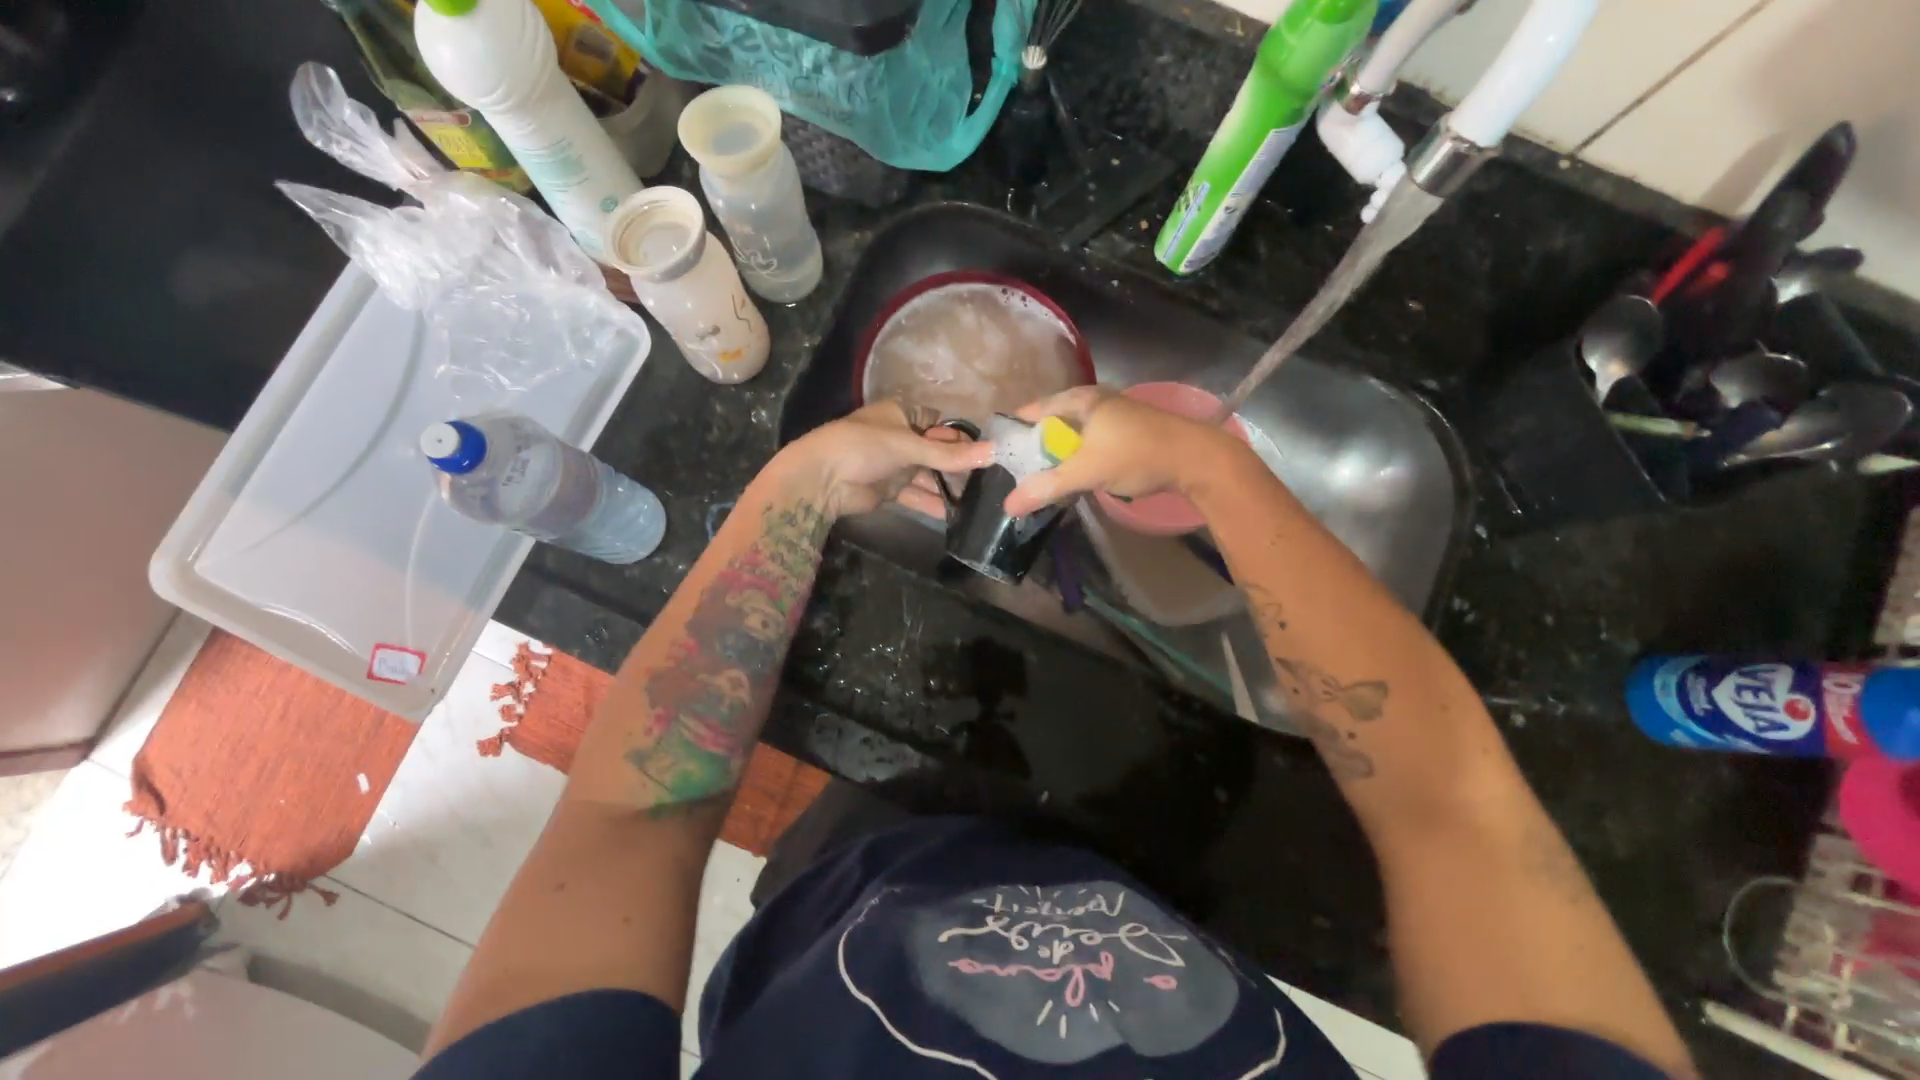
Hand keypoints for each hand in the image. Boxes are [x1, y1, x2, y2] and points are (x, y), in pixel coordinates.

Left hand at [773, 401, 992, 519]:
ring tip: (980, 500)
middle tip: (991, 480)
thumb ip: (950, 454)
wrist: (820, 479)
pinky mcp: (891, 489)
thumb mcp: (908, 446)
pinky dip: (933, 503)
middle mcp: (902, 437)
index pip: (942, 424)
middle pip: (938, 451)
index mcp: (903, 414)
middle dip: (960, 466)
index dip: (964, 438)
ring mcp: (896, 465)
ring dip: (949, 487)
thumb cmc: (862, 446)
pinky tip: (956, 514)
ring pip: (929, 475)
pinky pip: (918, 495)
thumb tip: (993, 452)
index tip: (991, 453)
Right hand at [1002, 386, 1244, 516]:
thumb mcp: (1086, 471)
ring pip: (1074, 435)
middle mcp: (1095, 401)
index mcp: (1081, 399)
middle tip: (1019, 471)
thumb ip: (1046, 487)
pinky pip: (1092, 444)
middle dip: (1036, 447)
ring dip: (1059, 455)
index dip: (1014, 431)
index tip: (998, 454)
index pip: (1034, 410)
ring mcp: (1114, 416)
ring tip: (1044, 478)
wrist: (1197, 459)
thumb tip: (1008, 505)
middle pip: (1054, 423)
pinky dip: (1079, 459)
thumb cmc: (1137, 455)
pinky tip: (1077, 477)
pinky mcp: (1129, 433)